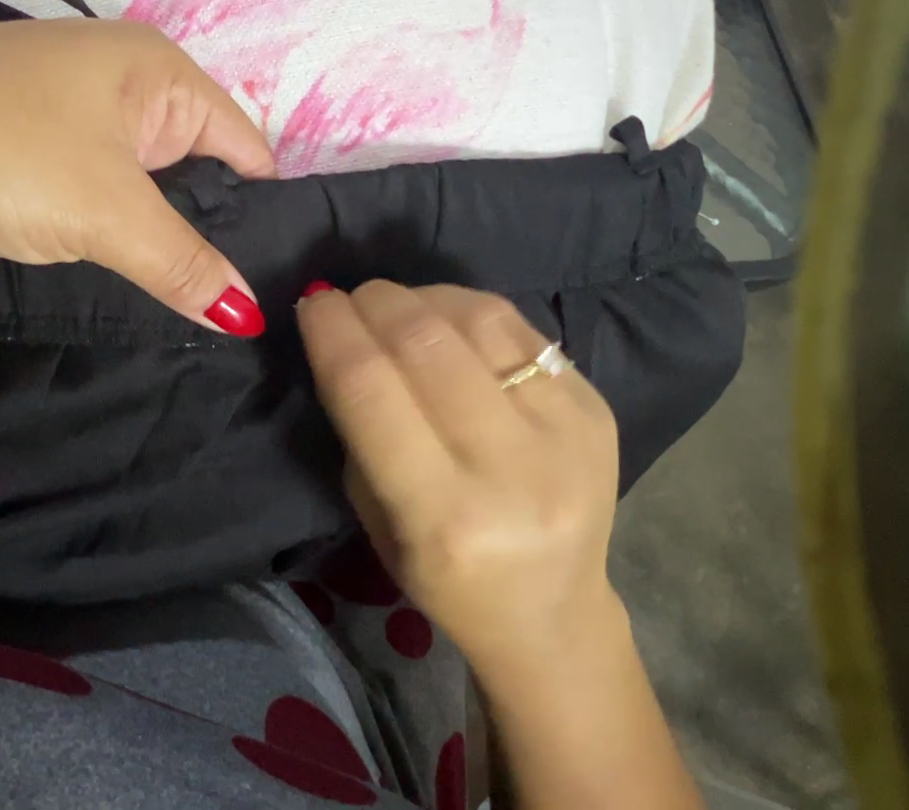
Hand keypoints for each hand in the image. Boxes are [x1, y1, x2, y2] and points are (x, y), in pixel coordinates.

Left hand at [0, 19, 275, 333]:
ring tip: (183, 301)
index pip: (244, 145)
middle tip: (229, 308)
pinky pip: (96, 186)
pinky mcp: (29, 139)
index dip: (259, 214)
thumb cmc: (2, 157)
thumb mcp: (107, 213)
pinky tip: (119, 271)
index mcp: (159, 68)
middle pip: (196, 163)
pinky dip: (110, 226)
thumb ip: (184, 264)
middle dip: (208, 231)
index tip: (269, 286)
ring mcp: (69, 106)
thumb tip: (249, 317)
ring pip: (143, 181)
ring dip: (156, 234)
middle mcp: (121, 75)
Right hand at [296, 282, 622, 670]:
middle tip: (350, 298)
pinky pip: (521, 328)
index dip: (332, 332)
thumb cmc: (443, 578)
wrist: (552, 612)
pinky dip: (469, 309)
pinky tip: (445, 316)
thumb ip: (359, 429)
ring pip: (478, 320)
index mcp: (443, 515)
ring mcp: (566, 434)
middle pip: (424, 343)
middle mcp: (511, 469)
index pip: (370, 388)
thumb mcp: (375, 518)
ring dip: (421, 297)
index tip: (311, 305)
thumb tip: (345, 339)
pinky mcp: (597, 410)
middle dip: (374, 303)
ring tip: (397, 305)